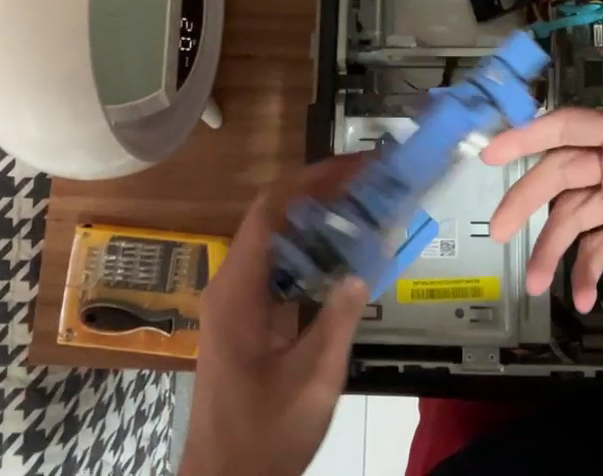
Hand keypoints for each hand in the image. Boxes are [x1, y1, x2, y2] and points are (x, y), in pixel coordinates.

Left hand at [180, 158, 370, 475]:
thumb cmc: (264, 434)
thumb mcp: (312, 379)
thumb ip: (337, 319)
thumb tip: (362, 269)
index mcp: (238, 292)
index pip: (270, 213)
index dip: (311, 182)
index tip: (354, 168)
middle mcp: (232, 287)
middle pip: (274, 220)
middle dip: (322, 194)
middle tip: (370, 183)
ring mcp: (237, 303)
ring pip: (278, 242)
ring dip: (319, 221)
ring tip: (365, 208)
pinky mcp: (247, 320)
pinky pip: (280, 269)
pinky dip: (313, 253)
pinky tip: (346, 256)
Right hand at [483, 37, 602, 343]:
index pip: (568, 130)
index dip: (528, 138)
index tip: (492, 155)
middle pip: (562, 177)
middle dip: (528, 203)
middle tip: (500, 230)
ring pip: (573, 218)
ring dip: (553, 249)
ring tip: (537, 282)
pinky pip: (597, 250)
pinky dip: (584, 271)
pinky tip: (581, 296)